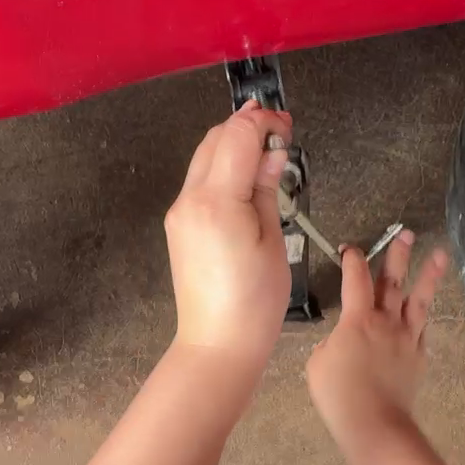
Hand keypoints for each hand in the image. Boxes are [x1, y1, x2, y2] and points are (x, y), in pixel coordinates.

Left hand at [164, 100, 295, 379]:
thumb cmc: (252, 304)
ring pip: (203, 158)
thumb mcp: (274, 242)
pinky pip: (198, 182)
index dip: (264, 122)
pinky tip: (245, 180)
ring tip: (266, 154)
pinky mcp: (179, 227)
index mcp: (217, 202)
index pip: (237, 135)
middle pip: (215, 139)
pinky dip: (221, 169)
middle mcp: (190, 201)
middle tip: (280, 134)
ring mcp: (179, 214)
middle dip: (246, 127)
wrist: (217, 342)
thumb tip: (273, 156)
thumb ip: (268, 191)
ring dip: (232, 145)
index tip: (286, 127)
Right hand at [306, 229, 449, 448]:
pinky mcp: (419, 357)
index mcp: (357, 320)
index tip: (350, 248)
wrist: (374, 423)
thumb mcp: (317, 364)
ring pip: (419, 300)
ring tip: (440, 255)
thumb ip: (329, 344)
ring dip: (429, 275)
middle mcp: (386, 321)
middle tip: (405, 233)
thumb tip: (339, 341)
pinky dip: (422, 318)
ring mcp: (407, 338)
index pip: (355, 279)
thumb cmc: (338, 394)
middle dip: (397, 255)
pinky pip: (422, 330)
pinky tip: (424, 313)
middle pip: (392, 281)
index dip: (352, 259)